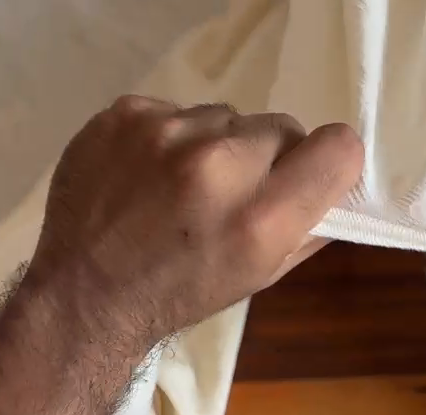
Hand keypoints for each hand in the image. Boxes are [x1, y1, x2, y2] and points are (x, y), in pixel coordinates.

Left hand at [22, 97, 364, 356]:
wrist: (88, 293)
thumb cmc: (181, 294)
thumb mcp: (256, 278)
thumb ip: (305, 232)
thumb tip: (336, 191)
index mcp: (258, 220)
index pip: (337, 148)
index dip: (328, 163)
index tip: (308, 178)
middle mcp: (217, 166)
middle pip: (282, 127)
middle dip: (268, 158)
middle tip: (234, 195)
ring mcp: (166, 132)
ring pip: (227, 116)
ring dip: (218, 145)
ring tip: (183, 188)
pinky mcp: (126, 113)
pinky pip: (177, 110)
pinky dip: (173, 138)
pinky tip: (151, 175)